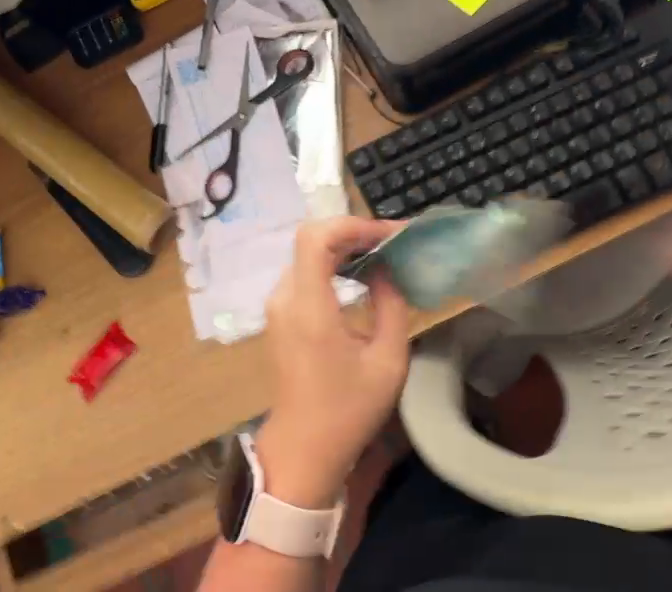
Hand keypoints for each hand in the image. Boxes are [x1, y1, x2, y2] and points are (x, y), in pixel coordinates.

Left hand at [255, 216, 410, 508]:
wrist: (304, 446)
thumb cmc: (349, 410)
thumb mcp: (388, 361)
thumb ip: (391, 306)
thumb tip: (387, 269)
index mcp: (309, 307)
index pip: (316, 238)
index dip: (352, 225)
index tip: (390, 234)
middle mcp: (285, 297)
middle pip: (312, 240)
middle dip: (354, 232)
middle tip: (394, 241)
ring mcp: (277, 305)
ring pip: (307, 253)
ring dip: (343, 246)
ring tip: (383, 253)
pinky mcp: (279, 314)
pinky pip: (304, 272)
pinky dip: (332, 263)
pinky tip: (360, 273)